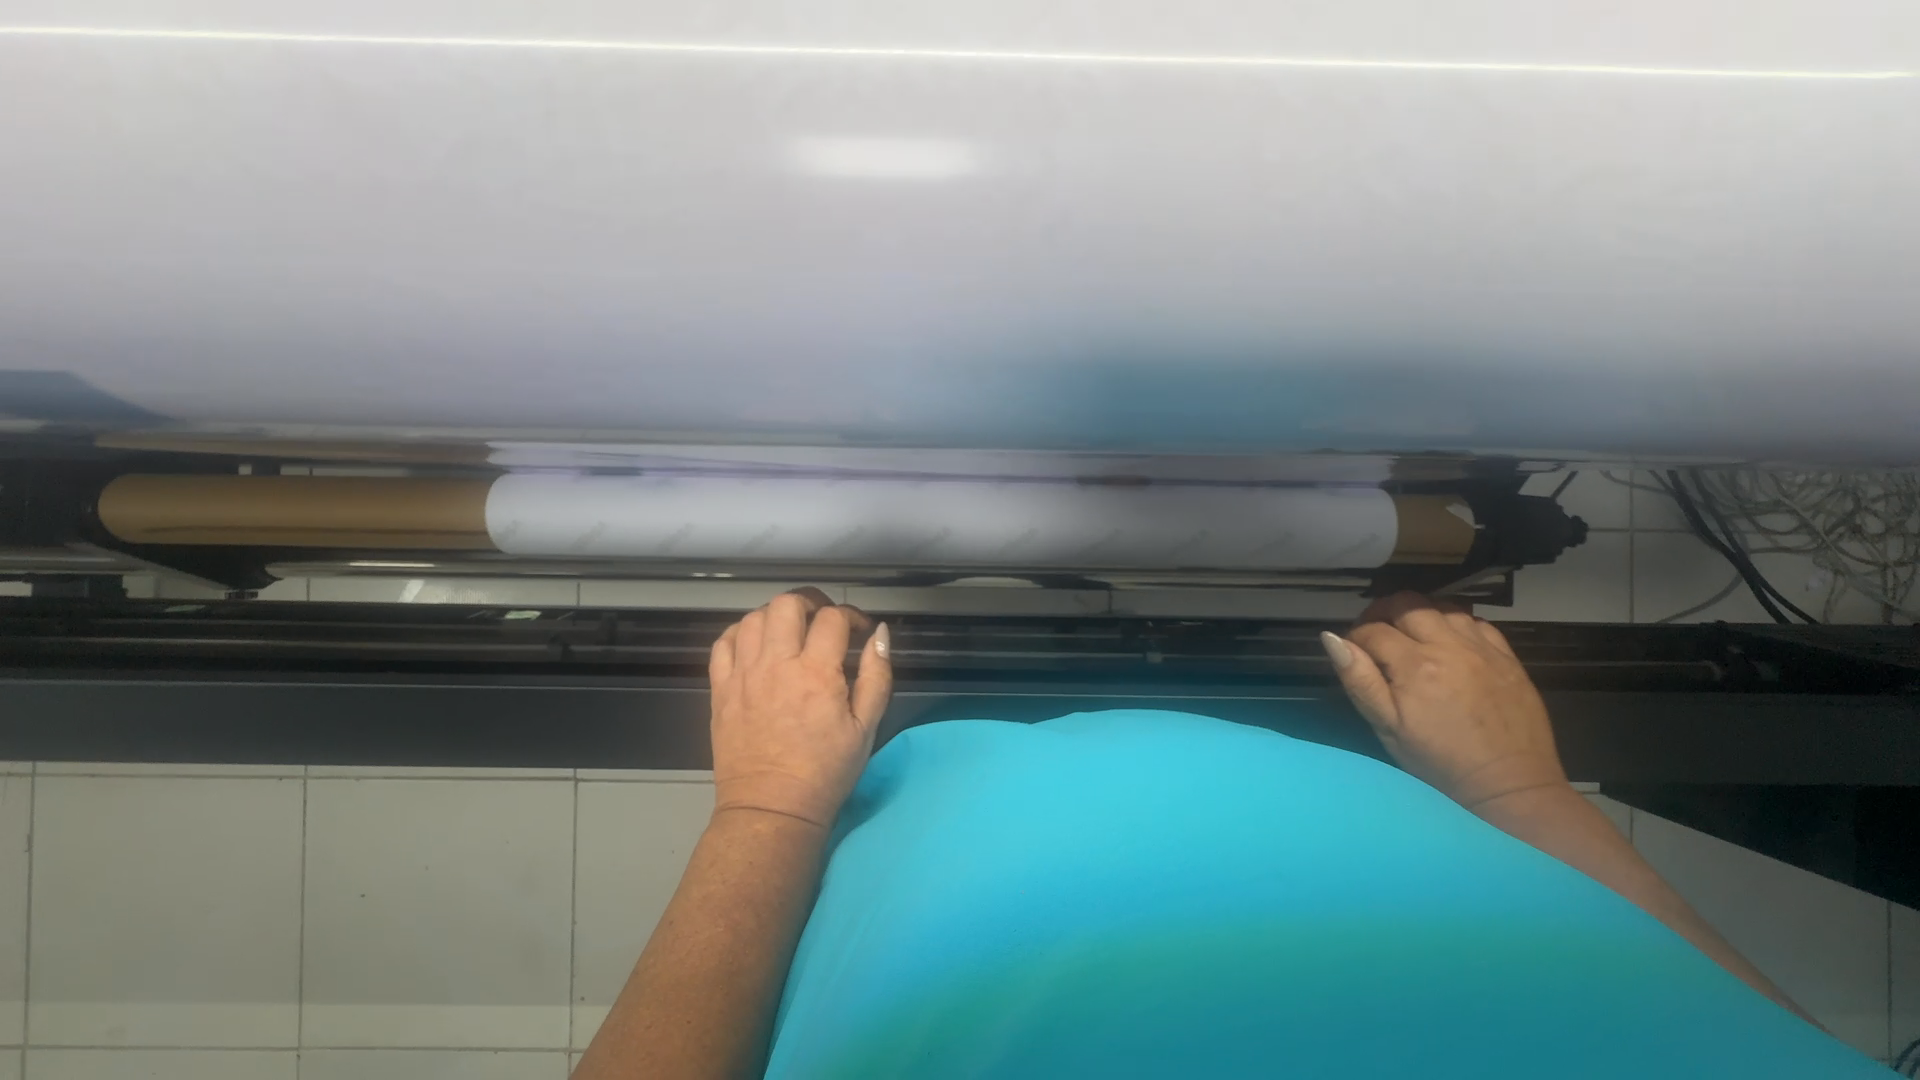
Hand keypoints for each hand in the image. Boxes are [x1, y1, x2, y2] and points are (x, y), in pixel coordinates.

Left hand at [708, 588, 892, 828]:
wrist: (772, 808)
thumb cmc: (825, 771)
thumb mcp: (866, 727)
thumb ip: (877, 675)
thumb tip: (880, 634)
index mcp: (816, 673)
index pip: (833, 619)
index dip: (852, 616)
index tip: (860, 630)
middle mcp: (776, 665)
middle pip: (788, 604)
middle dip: (811, 602)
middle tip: (823, 620)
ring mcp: (743, 675)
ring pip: (754, 617)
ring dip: (777, 615)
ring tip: (791, 632)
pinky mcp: (721, 689)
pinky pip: (724, 642)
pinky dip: (742, 632)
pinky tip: (757, 643)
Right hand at [1322, 592, 1567, 811]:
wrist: (1509, 783)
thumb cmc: (1439, 760)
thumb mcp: (1387, 727)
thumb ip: (1359, 680)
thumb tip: (1332, 639)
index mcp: (1414, 666)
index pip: (1372, 630)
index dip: (1355, 636)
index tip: (1353, 651)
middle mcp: (1448, 647)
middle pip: (1406, 605)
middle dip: (1383, 613)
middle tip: (1376, 633)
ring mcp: (1482, 649)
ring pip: (1442, 607)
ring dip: (1420, 614)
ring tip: (1411, 634)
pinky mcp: (1507, 656)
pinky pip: (1476, 621)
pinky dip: (1455, 623)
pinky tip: (1448, 641)